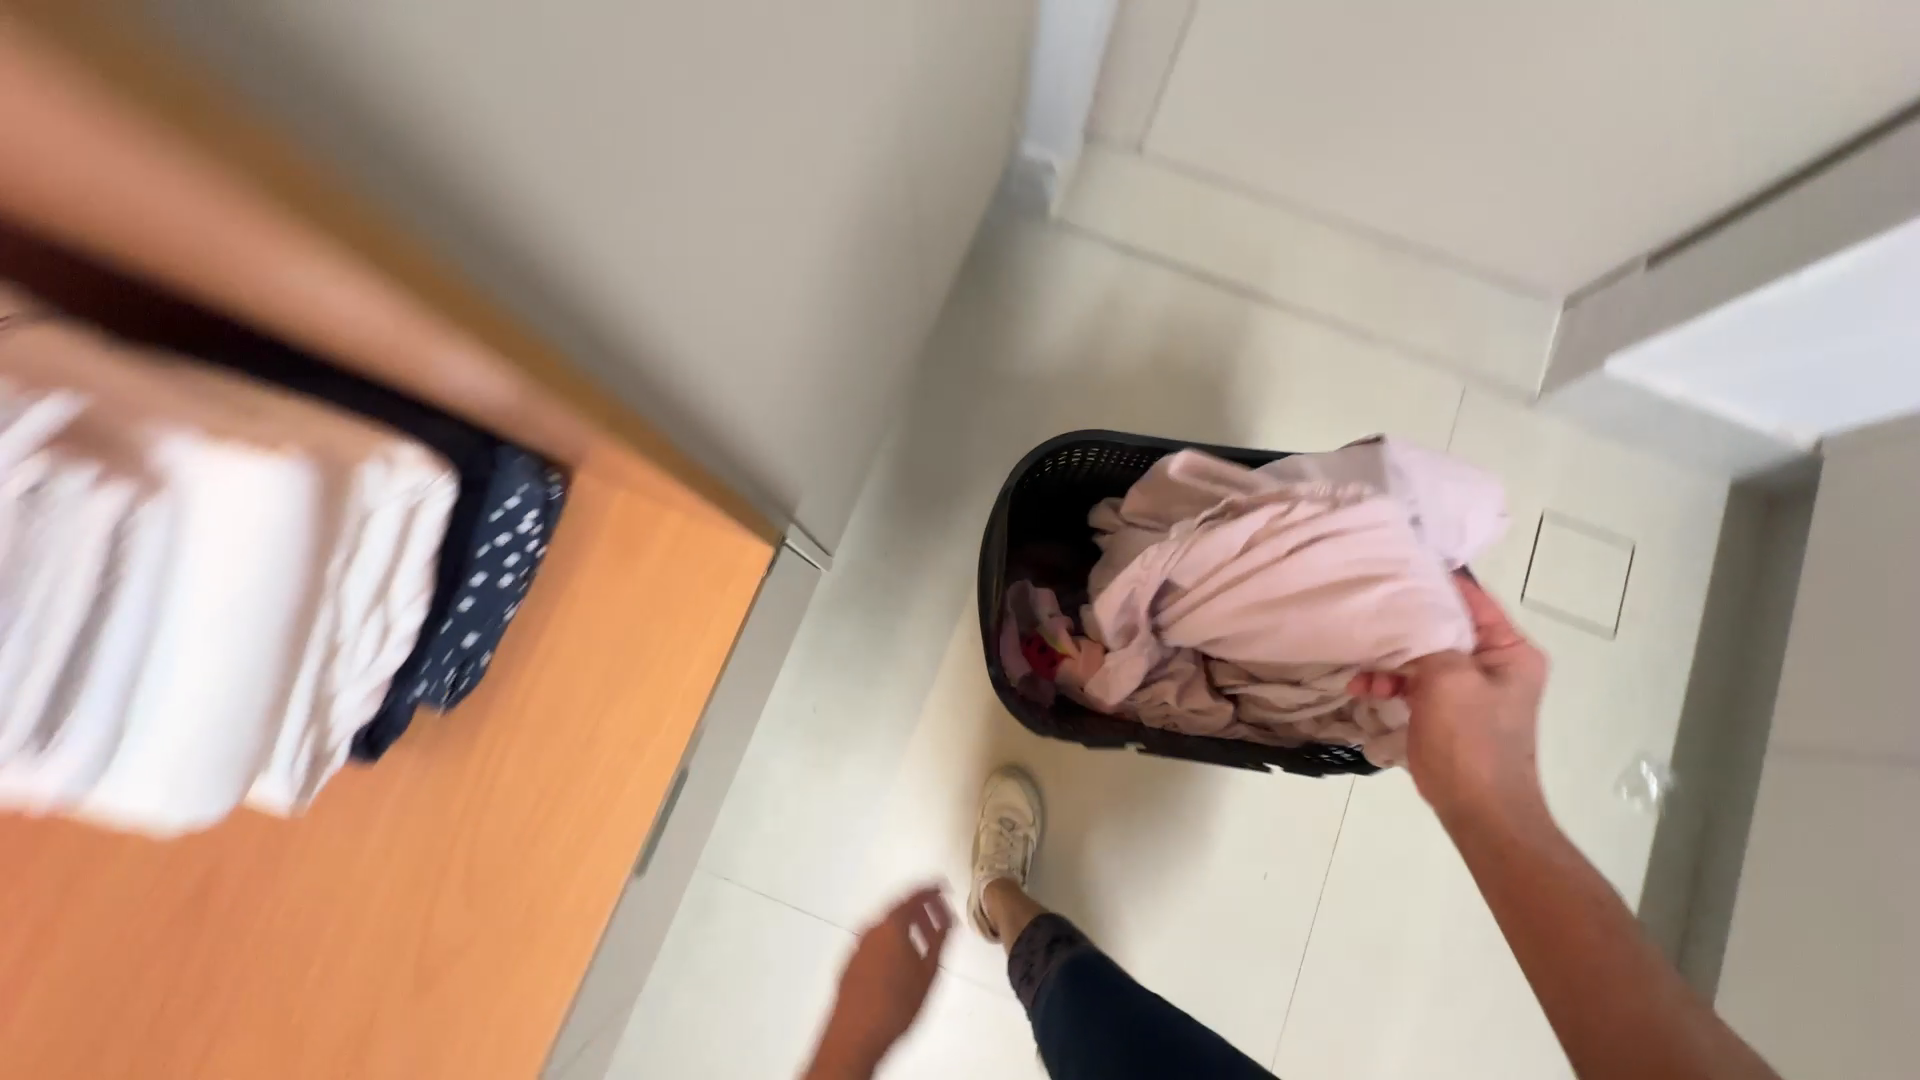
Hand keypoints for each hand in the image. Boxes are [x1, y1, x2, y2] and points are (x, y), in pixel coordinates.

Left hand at [804, 886, 953, 1078]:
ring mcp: (857, 947)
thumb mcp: (929, 972)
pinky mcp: (849, 965)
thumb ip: (940, 940)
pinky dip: (890, 945)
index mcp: (891, 924)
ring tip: (922, 945)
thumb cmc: (896, 1005)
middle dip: (920, 912)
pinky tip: (899, 965)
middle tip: (937, 919)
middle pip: (899, 910)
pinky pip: (874, 945)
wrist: (854, 1037)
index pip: (914, 895)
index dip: (931, 890)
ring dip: (905, 930)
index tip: (943, 887)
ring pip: (886, 929)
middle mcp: (871, 929)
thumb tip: (947, 920)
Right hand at [1351, 572, 1548, 818]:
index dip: (1433, 581)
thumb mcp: (1448, 679)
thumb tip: (1406, 609)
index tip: (1393, 565)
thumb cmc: (1471, 740)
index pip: (1471, 599)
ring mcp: (1467, 686)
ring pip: (1419, 654)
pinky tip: (1362, 688)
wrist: (1479, 808)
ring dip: (1387, 658)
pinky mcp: (1444, 708)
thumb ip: (1428, 639)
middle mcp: (1492, 662)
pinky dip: (1387, 681)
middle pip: (1440, 626)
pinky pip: (1411, 681)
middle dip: (1400, 622)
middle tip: (1363, 607)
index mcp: (1510, 650)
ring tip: (1360, 666)